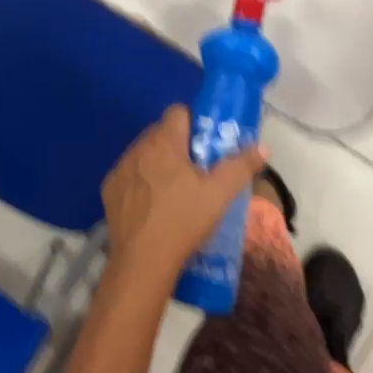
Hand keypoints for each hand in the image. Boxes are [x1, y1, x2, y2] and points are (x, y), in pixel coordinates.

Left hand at [103, 106, 267, 277]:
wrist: (143, 260)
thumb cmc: (184, 221)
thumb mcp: (220, 195)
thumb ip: (241, 166)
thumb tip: (263, 147)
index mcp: (165, 142)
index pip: (179, 112)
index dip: (195, 123)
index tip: (207, 147)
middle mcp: (139, 147)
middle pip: (162, 133)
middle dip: (179, 146)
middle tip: (196, 172)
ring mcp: (121, 168)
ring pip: (144, 154)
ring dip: (159, 164)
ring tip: (175, 192)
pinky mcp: (109, 188)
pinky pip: (129, 175)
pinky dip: (140, 183)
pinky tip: (152, 207)